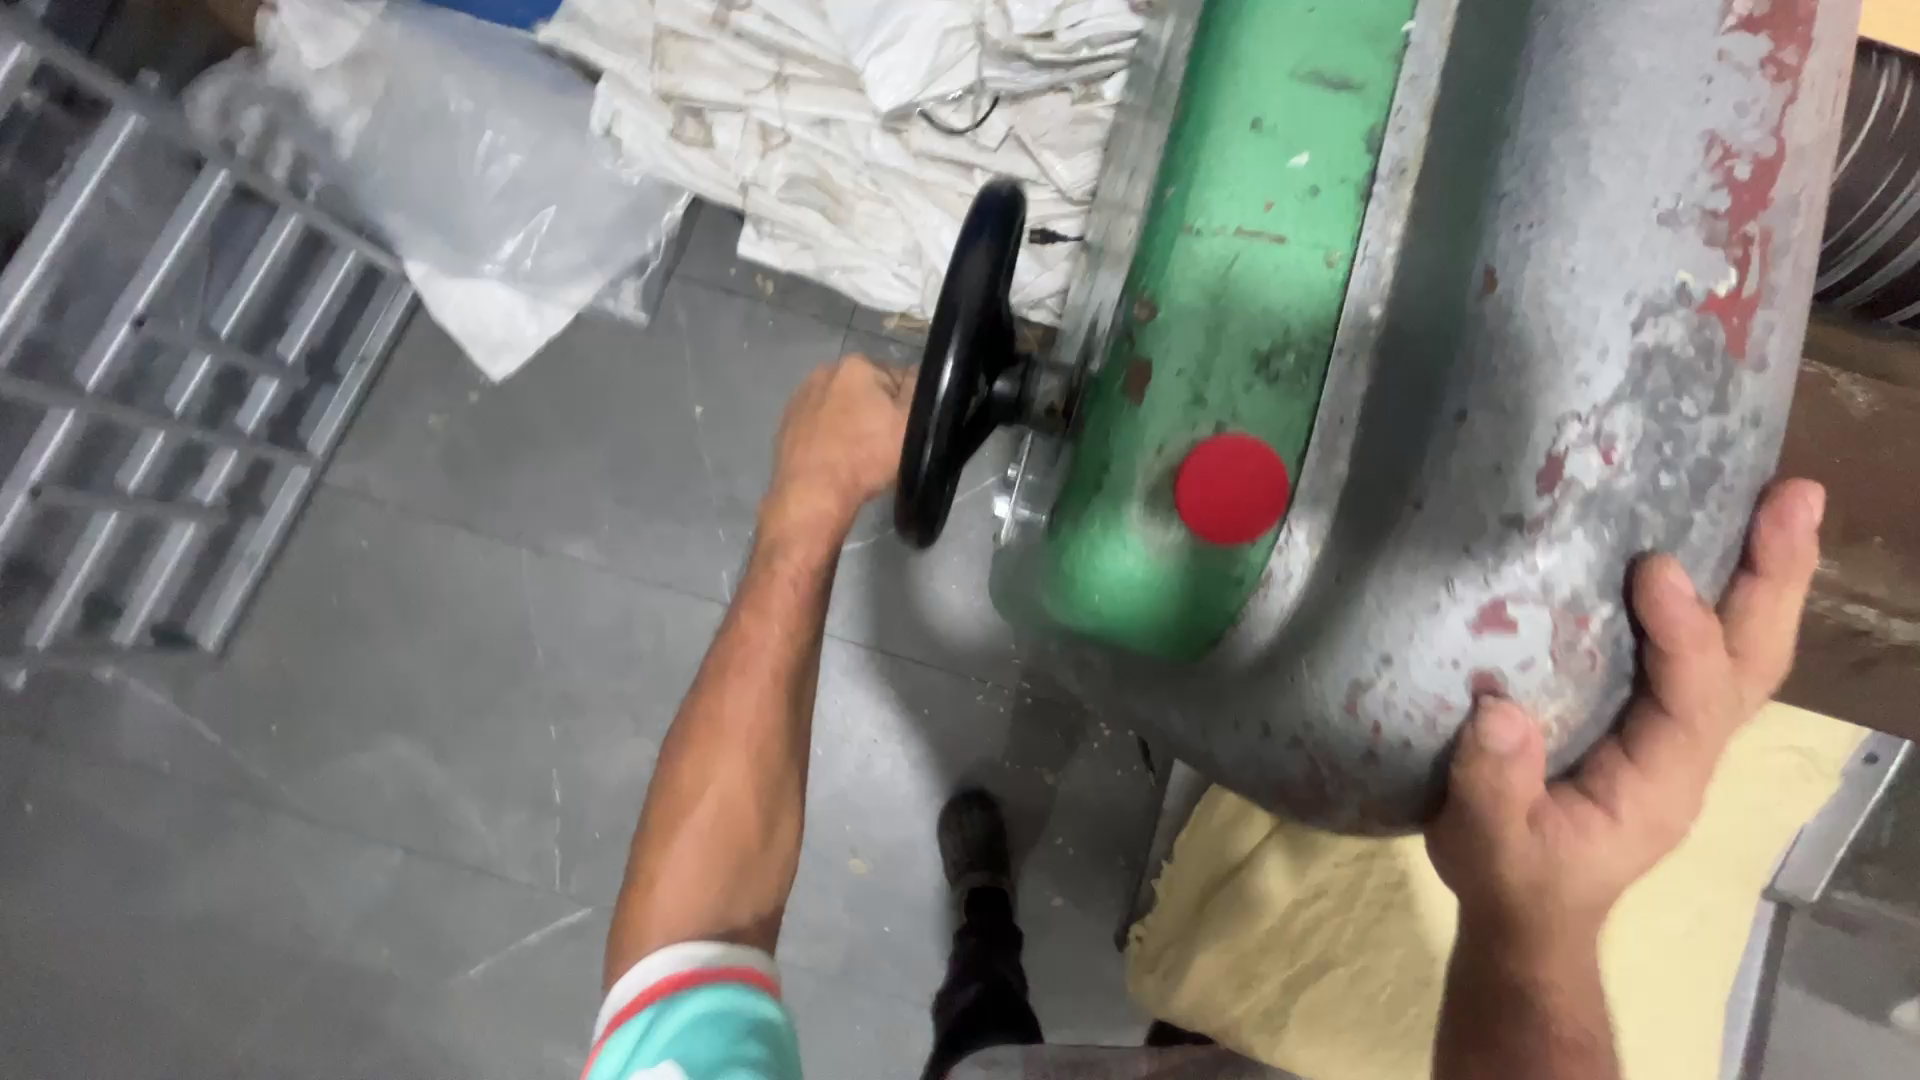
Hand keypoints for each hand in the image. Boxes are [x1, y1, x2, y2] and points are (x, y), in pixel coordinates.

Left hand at [762, 353, 914, 538]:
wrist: (812, 493)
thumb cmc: (866, 456)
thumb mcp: (910, 423)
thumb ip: (920, 391)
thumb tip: (918, 377)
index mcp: (858, 365)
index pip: (896, 379)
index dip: (906, 408)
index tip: (904, 432)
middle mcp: (825, 372)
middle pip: (866, 392)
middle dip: (875, 412)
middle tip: (883, 446)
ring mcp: (801, 398)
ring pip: (840, 409)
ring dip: (851, 424)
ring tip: (857, 456)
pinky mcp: (786, 424)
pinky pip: (819, 426)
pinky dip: (828, 437)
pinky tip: (834, 459)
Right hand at [1427, 479, 1824, 957]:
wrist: (1529, 910)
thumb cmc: (1509, 875)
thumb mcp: (1486, 839)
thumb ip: (1495, 782)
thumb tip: (1501, 707)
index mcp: (1657, 779)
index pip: (1694, 696)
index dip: (1685, 632)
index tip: (1655, 567)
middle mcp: (1684, 751)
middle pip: (1753, 661)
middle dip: (1775, 580)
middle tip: (1793, 498)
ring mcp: (1671, 736)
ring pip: (1740, 655)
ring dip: (1763, 580)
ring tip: (1779, 505)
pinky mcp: (1643, 723)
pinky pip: (1696, 659)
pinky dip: (1715, 605)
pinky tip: (1699, 561)